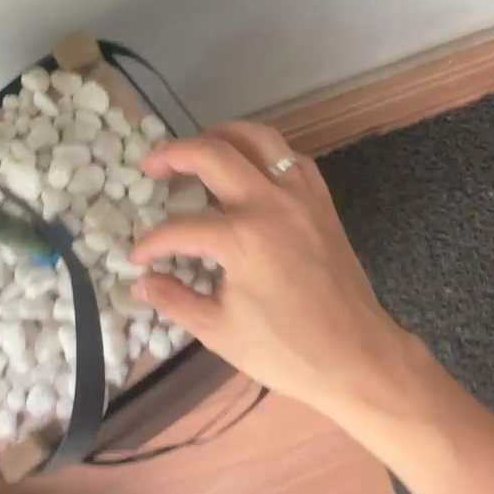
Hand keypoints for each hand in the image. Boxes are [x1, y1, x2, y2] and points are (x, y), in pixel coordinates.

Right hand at [128, 123, 418, 417]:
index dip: (152, 243)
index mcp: (242, 238)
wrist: (355, 358)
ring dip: (223, 135)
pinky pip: (294, 161)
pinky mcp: (323, 207)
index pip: (180, 228)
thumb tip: (143, 284)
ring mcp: (302, 200)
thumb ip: (176, 300)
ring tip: (200, 147)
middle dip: (174, 154)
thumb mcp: (219, 331)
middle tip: (151, 165)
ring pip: (260, 140)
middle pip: (214, 154)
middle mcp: (271, 205)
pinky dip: (268, 155)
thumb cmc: (286, 352)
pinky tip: (254, 170)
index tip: (138, 258)